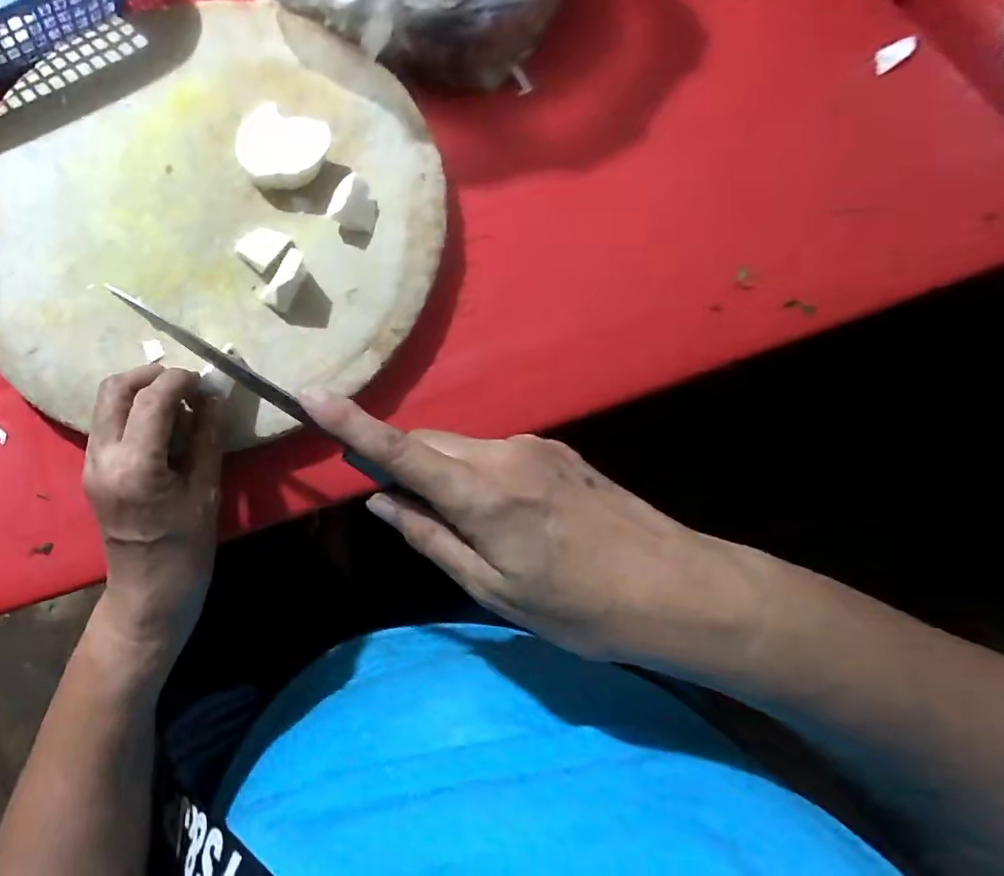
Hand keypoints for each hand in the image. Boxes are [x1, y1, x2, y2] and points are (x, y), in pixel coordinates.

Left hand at [82, 365, 224, 662]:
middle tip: (184, 384)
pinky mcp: (90, 469)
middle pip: (115, 389)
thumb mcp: (206, 493)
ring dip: (138, 390)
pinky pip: (106, 423)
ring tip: (174, 401)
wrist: (147, 597)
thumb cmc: (185, 553)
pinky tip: (159, 424)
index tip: (203, 380)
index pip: (151, 399)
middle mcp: (103, 457)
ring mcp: (91, 463)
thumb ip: (207, 437)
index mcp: (134, 466)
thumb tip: (213, 395)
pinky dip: (130, 410)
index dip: (179, 379)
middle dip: (150, 375)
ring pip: (105, 402)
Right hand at [303, 390, 765, 667]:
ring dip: (440, 472)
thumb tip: (380, 500)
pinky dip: (471, 473)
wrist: (693, 593)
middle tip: (403, 507)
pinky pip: (488, 452)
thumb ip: (429, 538)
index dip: (350, 423)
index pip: (400, 451)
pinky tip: (506, 516)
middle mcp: (503, 455)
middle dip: (402, 463)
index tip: (310, 394)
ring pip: (456, 446)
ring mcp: (532, 446)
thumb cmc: (584, 608)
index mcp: (483, 495)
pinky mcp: (553, 449)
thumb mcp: (494, 591)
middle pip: (425, 442)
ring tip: (472, 528)